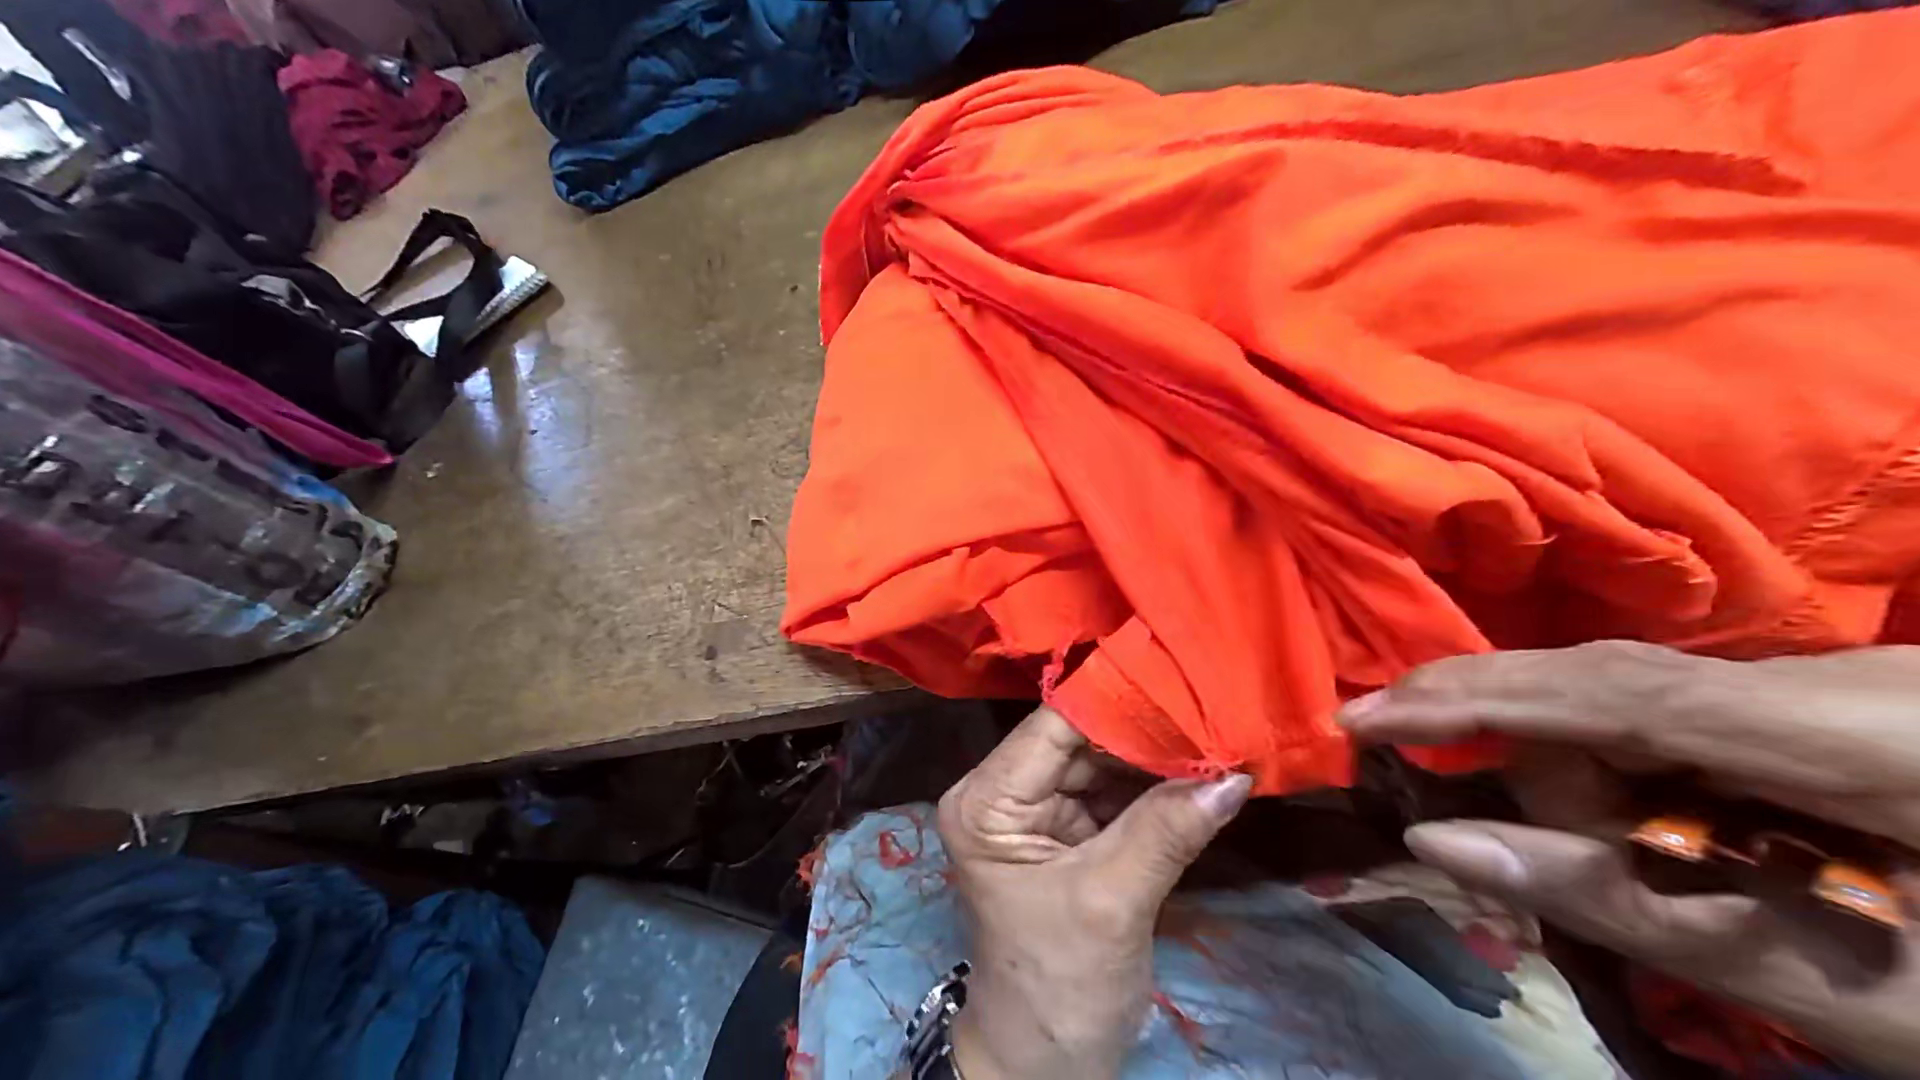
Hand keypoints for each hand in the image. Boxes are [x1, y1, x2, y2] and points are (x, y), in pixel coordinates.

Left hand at [935, 706, 1252, 1079]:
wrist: (1044, 1066)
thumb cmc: (1058, 988)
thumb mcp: (1111, 904)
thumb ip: (1166, 831)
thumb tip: (1233, 774)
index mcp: (986, 800)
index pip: (1051, 728)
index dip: (1113, 701)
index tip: (1173, 674)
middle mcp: (1003, 793)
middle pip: (1078, 742)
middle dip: (1142, 729)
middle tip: (1207, 702)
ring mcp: (1037, 811)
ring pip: (1101, 764)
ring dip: (1154, 756)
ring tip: (1212, 727)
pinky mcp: (1067, 833)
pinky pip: (1114, 795)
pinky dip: (1154, 787)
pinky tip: (1197, 769)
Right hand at [1340, 641, 1919, 1077]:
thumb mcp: (1834, 991)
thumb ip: (1622, 907)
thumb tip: (1435, 840)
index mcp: (1872, 738)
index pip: (1614, 691)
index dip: (1472, 700)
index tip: (1360, 719)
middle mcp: (1846, 676)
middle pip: (1603, 689)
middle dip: (1563, 775)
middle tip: (1621, 864)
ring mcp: (1836, 671)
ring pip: (1622, 693)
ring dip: (1604, 777)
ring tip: (1686, 861)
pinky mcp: (1816, 685)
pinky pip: (1661, 701)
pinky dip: (1636, 764)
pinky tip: (1693, 819)